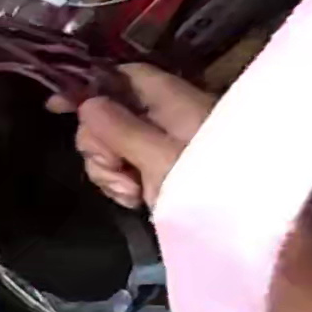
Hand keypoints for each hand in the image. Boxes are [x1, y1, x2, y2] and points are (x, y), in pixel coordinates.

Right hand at [49, 64, 214, 207]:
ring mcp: (164, 146)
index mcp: (175, 103)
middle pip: (109, 114)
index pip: (126, 77)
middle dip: (98, 143)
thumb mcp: (159, 158)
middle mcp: (168, 119)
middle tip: (113, 168)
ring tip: (129, 192)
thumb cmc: (212, 188)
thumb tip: (87, 103)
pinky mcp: (160, 171)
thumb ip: (120, 129)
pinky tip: (132, 199)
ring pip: (110, 144)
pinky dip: (118, 182)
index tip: (57, 106)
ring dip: (106, 168)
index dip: (90, 85)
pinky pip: (121, 167)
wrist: (254, 234)